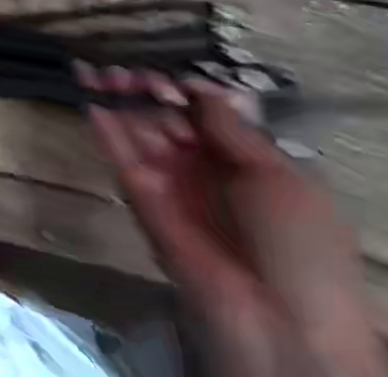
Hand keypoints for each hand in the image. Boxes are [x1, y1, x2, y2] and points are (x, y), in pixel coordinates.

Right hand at [79, 65, 387, 376]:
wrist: (275, 315)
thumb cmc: (298, 244)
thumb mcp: (279, 178)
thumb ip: (231, 129)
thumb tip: (196, 83)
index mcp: (247, 161)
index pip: (205, 113)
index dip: (185, 89)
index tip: (171, 76)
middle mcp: (204, 165)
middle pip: (167, 115)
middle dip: (146, 88)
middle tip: (127, 72)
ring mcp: (168, 178)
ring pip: (138, 128)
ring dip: (118, 99)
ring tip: (98, 73)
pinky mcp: (137, 192)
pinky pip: (119, 153)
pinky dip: (104, 126)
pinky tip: (89, 99)